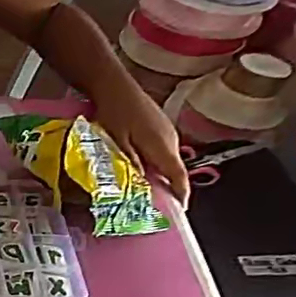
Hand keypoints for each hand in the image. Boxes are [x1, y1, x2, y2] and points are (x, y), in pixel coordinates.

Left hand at [92, 82, 189, 206]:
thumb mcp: (118, 143)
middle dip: (170, 187)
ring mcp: (169, 131)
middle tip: (158, 206)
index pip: (178, 175)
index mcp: (162, 145)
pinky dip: (158, 163)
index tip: (180, 210)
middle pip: (175, 169)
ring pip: (169, 160)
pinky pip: (164, 150)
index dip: (181, 194)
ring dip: (162, 175)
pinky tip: (143, 169)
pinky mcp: (162, 126)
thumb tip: (142, 183)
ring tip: (150, 191)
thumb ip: (131, 164)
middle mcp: (171, 139)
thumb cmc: (114, 114)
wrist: (116, 86)